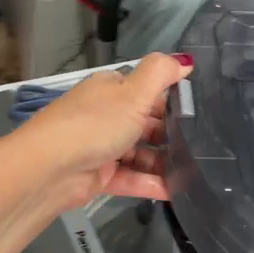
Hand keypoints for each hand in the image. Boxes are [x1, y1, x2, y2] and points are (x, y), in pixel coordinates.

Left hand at [17, 53, 192, 208]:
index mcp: (110, 90)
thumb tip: (185, 61)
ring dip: (163, 162)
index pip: (145, 90)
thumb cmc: (94, 124)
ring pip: (139, 154)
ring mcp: (100, 147)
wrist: (50, 169)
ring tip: (194, 172)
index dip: (170, 99)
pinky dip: (150, 184)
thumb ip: (160, 74)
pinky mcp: (99, 177)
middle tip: (203, 146)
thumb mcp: (132, 92)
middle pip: (144, 123)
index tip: (198, 112)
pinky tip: (175, 192)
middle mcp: (104, 116)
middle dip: (170, 134)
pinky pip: (130, 179)